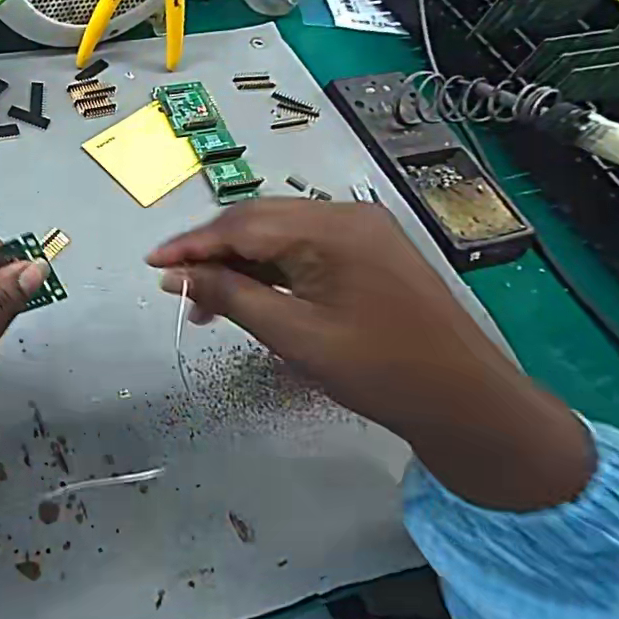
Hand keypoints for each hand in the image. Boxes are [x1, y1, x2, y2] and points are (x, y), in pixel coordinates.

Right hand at [147, 199, 590, 510]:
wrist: (467, 401)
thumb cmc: (379, 371)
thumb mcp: (293, 335)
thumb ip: (230, 296)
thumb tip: (176, 276)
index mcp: (332, 229)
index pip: (241, 225)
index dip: (191, 245)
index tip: (151, 264)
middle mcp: (346, 216)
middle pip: (257, 221)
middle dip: (211, 253)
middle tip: (176, 289)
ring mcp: (360, 232)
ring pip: (276, 235)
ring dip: (237, 263)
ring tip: (205, 303)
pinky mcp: (366, 252)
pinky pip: (301, 249)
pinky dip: (267, 270)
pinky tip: (248, 295)